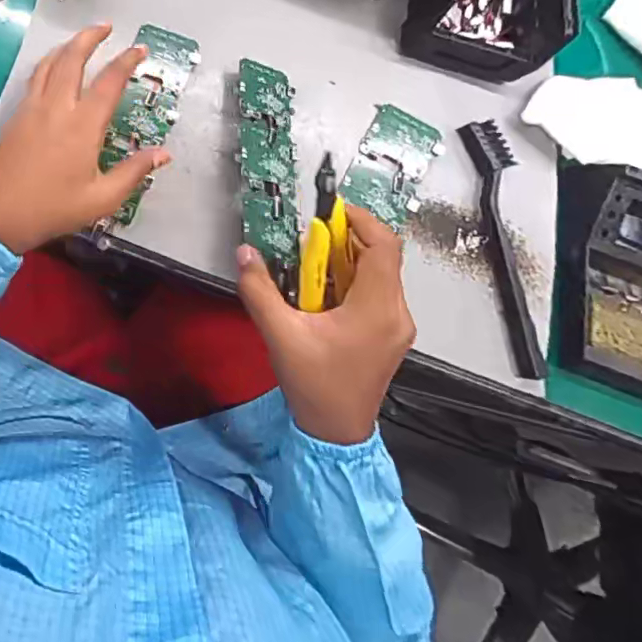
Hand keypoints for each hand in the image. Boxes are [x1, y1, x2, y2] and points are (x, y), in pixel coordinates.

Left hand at [0, 23, 171, 253]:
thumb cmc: (52, 209)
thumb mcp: (101, 198)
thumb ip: (133, 172)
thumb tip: (162, 154)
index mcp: (82, 126)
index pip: (109, 82)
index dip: (126, 62)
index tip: (138, 50)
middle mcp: (56, 109)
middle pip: (73, 59)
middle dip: (90, 37)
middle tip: (105, 27)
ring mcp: (32, 110)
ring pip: (49, 65)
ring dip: (67, 47)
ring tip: (80, 40)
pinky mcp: (16, 117)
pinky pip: (34, 79)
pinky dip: (48, 64)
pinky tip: (52, 68)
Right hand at [236, 206, 413, 444]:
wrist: (336, 431)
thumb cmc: (314, 384)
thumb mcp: (279, 334)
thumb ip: (259, 290)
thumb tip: (245, 253)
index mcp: (378, 309)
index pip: (384, 247)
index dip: (361, 220)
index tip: (331, 209)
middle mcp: (396, 313)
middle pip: (383, 257)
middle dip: (347, 238)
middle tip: (311, 234)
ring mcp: (396, 325)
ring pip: (380, 274)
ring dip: (348, 258)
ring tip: (312, 258)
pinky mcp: (389, 333)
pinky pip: (376, 291)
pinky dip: (351, 278)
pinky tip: (322, 288)